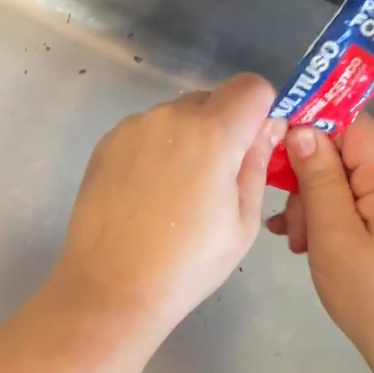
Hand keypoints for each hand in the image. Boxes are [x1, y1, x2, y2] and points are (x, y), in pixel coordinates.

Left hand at [49, 73, 284, 335]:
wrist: (111, 287)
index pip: (251, 86)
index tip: (256, 144)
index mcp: (212, 133)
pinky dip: (156, 149)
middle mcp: (170, 117)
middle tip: (217, 178)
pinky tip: (148, 193)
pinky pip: (146, 131)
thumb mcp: (242, 222)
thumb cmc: (187, 264)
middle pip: (212, 99)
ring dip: (188, 138)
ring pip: (176, 116)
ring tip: (177, 192)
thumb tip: (267, 128)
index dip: (261, 109)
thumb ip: (257, 165)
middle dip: (224, 127)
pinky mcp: (106, 143)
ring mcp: (132, 127)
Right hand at [265, 114, 373, 372]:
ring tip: (299, 241)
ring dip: (316, 202)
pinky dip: (332, 213)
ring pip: (349, 176)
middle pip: (348, 151)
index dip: (309, 133)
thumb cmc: (371, 296)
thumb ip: (318, 178)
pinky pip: (360, 198)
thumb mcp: (333, 235)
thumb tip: (301, 130)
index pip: (351, 125)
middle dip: (310, 179)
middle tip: (291, 224)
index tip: (273, 158)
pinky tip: (308, 240)